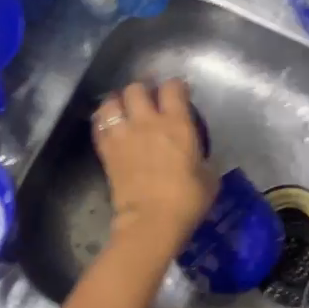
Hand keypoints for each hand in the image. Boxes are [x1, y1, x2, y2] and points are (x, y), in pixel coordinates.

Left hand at [91, 79, 214, 254]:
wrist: (152, 221)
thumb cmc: (187, 200)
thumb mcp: (209, 176)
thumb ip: (202, 157)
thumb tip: (199, 155)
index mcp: (177, 123)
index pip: (173, 87)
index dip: (176, 86)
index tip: (180, 92)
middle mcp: (148, 121)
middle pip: (136, 88)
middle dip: (142, 90)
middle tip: (147, 100)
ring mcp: (123, 134)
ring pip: (111, 101)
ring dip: (117, 102)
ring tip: (123, 109)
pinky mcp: (106, 151)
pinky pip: (98, 125)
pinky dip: (102, 121)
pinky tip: (109, 126)